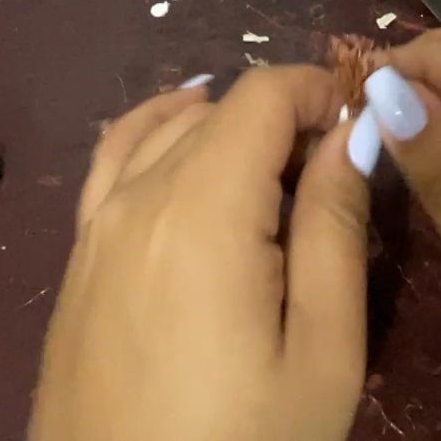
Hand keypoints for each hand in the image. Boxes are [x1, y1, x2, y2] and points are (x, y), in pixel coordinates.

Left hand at [31, 68, 370, 440]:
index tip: (361, 125)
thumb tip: (354, 131)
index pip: (262, 93)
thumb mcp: (321, 350)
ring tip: (277, 168)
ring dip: (230, 123)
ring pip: (170, 124)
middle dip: (285, 115)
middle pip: (220, 107)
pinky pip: (117, 156)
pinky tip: (186, 133)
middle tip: (333, 168)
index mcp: (202, 208)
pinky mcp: (80, 254)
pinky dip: (159, 126)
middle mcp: (139, 195)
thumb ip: (336, 224)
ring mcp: (98, 223)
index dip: (318, 90)